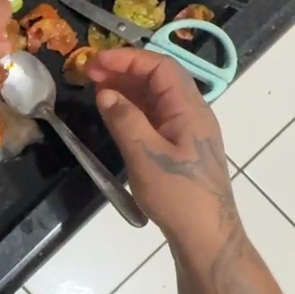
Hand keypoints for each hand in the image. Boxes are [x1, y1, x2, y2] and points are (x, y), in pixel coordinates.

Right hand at [87, 47, 236, 254]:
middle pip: (159, 79)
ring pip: (156, 99)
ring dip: (127, 89)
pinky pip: (155, 118)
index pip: (161, 67)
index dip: (128, 60)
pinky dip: (132, 110)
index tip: (96, 63)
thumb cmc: (178, 195)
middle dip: (125, 71)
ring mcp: (186, 132)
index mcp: (189, 110)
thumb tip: (106, 93)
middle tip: (90, 73)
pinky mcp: (179, 149)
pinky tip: (114, 115)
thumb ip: (125, 121)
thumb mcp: (146, 156)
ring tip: (97, 89)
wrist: (204, 234)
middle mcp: (191, 114)